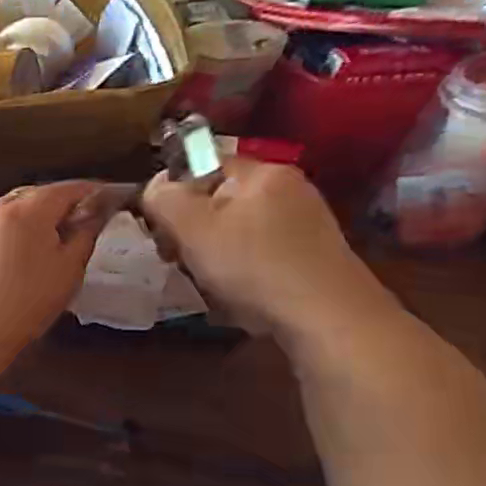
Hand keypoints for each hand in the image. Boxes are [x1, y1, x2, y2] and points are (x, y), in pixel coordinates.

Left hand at [0, 180, 104, 362]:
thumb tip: (95, 211)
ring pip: (8, 208)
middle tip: (77, 220)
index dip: (90, 191)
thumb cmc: (27, 305)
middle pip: (35, 194)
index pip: (66, 188)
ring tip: (43, 238)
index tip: (106, 197)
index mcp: (27, 211)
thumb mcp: (69, 270)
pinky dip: (4, 230)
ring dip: (28, 216)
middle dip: (57, 203)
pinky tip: (10, 252)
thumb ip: (85, 233)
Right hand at [141, 160, 397, 341]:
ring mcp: (306, 226)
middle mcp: (290, 191)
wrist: (329, 319)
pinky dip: (242, 276)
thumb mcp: (194, 229)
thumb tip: (156, 187)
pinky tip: (239, 299)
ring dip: (214, 258)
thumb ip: (165, 199)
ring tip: (210, 286)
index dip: (174, 195)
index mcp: (263, 173)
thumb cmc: (255, 267)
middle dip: (192, 233)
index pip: (202, 166)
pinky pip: (260, 258)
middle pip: (219, 203)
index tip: (162, 230)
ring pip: (237, 234)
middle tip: (179, 261)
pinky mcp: (313, 260)